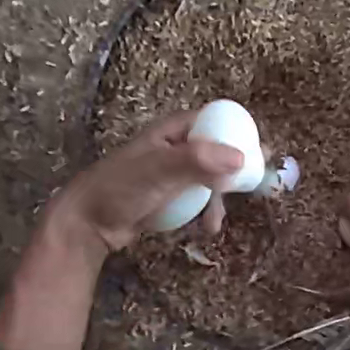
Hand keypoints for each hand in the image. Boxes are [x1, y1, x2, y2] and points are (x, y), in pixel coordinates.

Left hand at [48, 112, 243, 257]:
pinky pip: (199, 198)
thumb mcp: (161, 170)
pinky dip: (207, 211)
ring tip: (217, 220)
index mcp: (174, 130)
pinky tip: (207, 228)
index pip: (217, 122)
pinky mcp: (170, 196)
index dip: (241, 135)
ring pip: (211, 178)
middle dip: (235, 172)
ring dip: (220, 198)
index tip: (262, 154)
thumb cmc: (121, 188)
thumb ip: (199, 161)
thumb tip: (241, 159)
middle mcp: (176, 147)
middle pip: (219, 151)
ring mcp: (173, 173)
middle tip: (255, 188)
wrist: (87, 223)